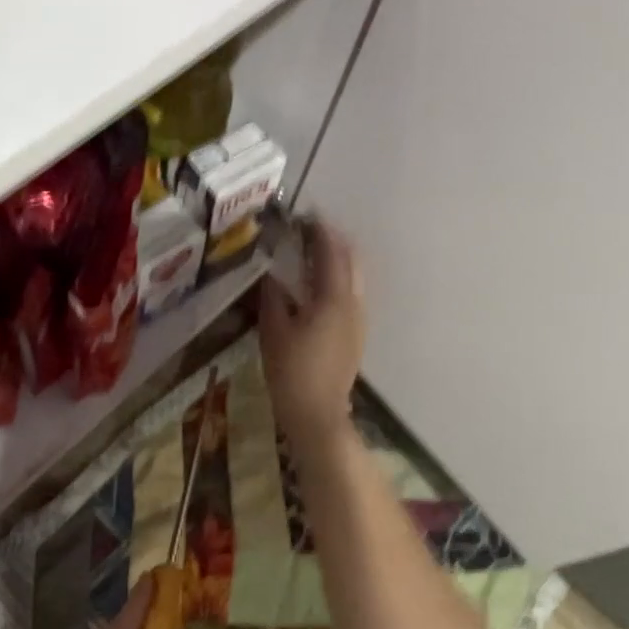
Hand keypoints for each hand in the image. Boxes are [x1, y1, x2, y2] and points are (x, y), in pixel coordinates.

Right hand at [259, 221, 365, 439]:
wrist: (318, 415)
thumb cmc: (292, 373)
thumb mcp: (274, 331)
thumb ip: (273, 297)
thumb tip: (270, 274)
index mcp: (334, 298)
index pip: (331, 251)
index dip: (319, 229)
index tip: (304, 214)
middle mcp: (353, 303)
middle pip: (351, 259)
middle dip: (334, 240)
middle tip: (310, 231)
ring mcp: (359, 320)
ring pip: (355, 277)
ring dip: (338, 260)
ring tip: (313, 255)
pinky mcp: (356, 335)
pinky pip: (352, 295)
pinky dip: (339, 281)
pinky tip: (318, 288)